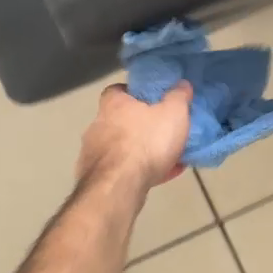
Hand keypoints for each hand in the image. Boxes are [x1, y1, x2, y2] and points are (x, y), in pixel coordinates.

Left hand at [76, 82, 191, 191]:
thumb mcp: (174, 112)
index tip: (151, 98)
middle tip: (163, 129)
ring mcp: (92, 154)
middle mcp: (97, 126)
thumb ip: (178, 96)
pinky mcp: (94, 178)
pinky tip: (160, 175)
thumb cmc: (147, 141)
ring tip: (166, 156)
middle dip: (140, 124)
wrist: (119, 187)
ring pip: (120, 146)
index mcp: (114, 105)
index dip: (134, 92)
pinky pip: (121, 169)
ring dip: (139, 150)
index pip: (116, 90)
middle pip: (119, 119)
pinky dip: (138, 170)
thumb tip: (181, 84)